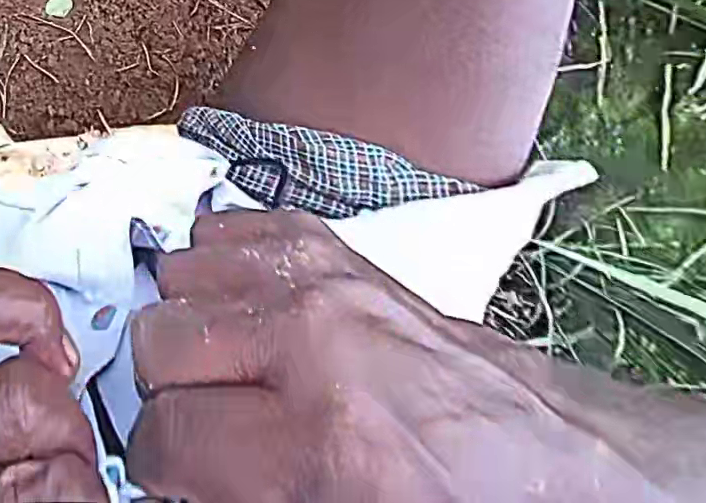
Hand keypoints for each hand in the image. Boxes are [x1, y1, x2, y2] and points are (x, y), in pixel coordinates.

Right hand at [127, 210, 592, 500]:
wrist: (549, 457)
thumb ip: (232, 499)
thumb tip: (164, 484)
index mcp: (326, 441)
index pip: (168, 430)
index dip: (155, 460)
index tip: (169, 467)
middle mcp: (312, 337)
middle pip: (157, 336)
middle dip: (166, 387)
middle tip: (199, 414)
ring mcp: (315, 271)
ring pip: (175, 274)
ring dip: (188, 321)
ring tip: (225, 359)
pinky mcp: (318, 237)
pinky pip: (216, 230)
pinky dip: (215, 270)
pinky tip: (245, 311)